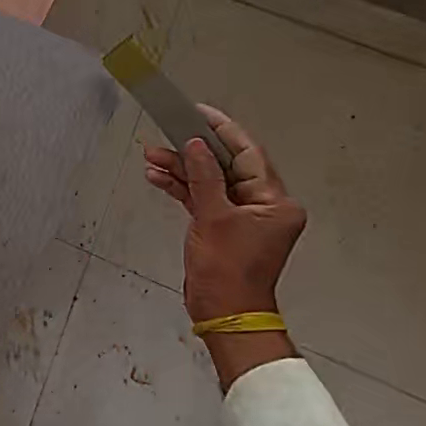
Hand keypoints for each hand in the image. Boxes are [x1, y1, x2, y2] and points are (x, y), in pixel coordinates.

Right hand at [143, 105, 305, 387]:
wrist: (223, 313)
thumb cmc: (227, 268)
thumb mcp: (214, 218)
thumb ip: (204, 177)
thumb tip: (196, 144)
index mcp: (274, 201)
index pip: (248, 154)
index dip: (223, 131)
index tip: (199, 112)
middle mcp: (262, 204)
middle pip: (225, 166)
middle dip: (193, 152)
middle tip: (164, 135)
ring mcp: (240, 216)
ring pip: (209, 182)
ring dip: (181, 170)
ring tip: (150, 157)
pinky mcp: (220, 227)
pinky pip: (201, 199)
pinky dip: (181, 188)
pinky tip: (157, 177)